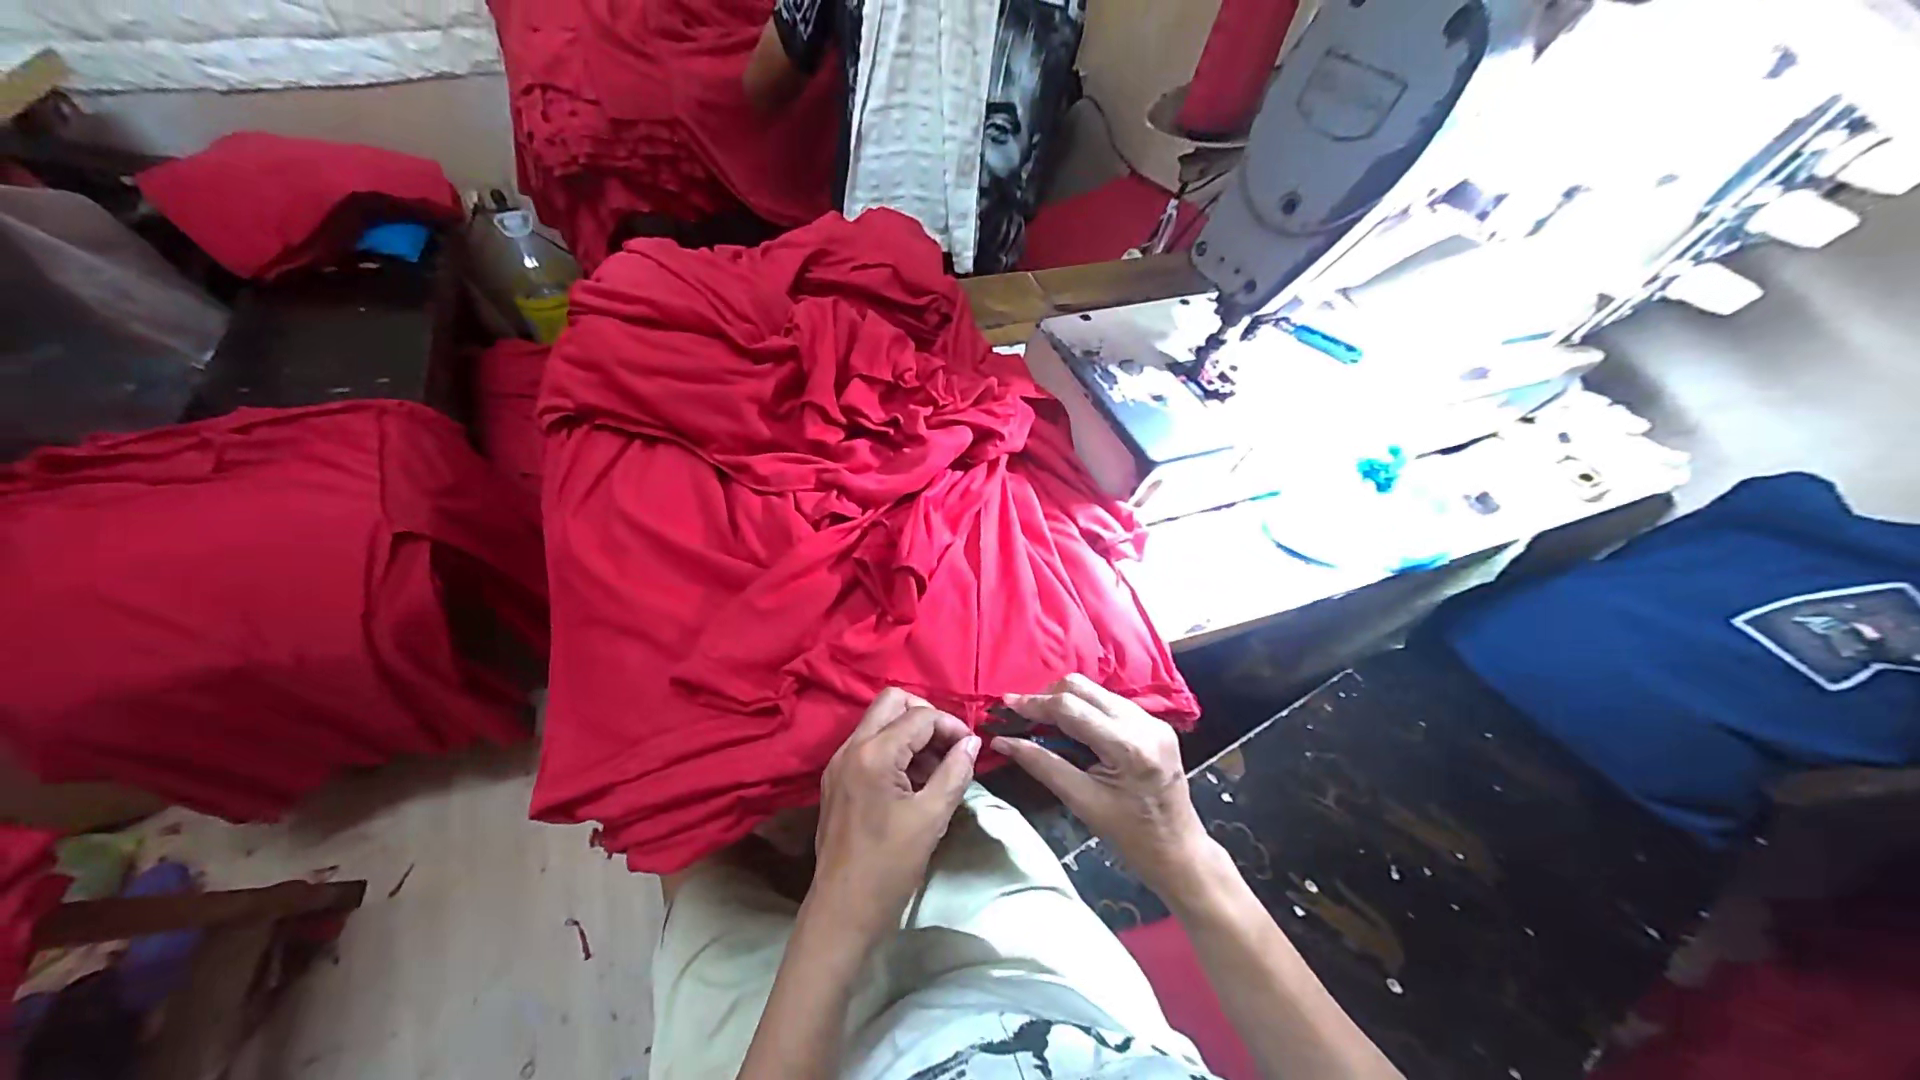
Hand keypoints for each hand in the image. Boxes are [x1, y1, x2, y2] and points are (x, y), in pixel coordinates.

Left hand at [813, 688, 979, 939]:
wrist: (843, 910)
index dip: (951, 726)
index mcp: (873, 754)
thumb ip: (955, 772)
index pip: (920, 716)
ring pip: (879, 721)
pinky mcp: (836, 778)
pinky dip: (894, 748)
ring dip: (910, 732)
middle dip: (926, 716)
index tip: (970, 748)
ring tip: (936, 768)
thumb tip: (971, 743)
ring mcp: (839, 762)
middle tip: (948, 746)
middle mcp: (851, 747)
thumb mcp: (932, 818)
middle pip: (892, 701)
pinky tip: (913, 780)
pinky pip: (868, 744)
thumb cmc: (890, 866)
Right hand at [993, 675, 1210, 895]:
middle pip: (1083, 687)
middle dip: (1048, 697)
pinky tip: (1074, 730)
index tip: (1005, 704)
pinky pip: (1110, 702)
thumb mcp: (1081, 802)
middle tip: (1024, 716)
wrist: (1179, 851)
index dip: (1034, 703)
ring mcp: (1153, 720)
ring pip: (1096, 691)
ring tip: (1045, 724)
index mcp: (1128, 746)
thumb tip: (1004, 741)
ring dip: (1066, 701)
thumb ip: (1042, 764)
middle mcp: (1144, 723)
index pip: (1070, 707)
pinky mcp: (1155, 723)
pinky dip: (1086, 709)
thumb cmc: (1130, 836)